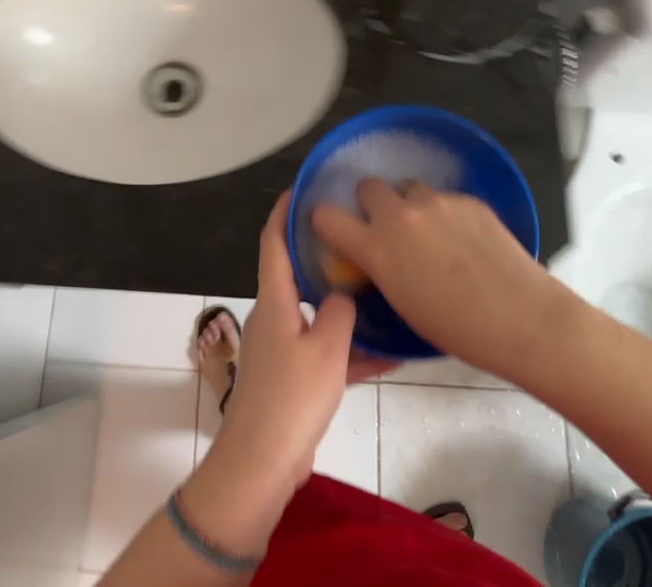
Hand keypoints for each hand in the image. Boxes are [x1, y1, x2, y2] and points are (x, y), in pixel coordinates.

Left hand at [208, 192, 359, 494]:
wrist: (263, 462)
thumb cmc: (292, 397)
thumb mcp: (327, 348)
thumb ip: (340, 312)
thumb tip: (343, 298)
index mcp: (273, 301)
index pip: (273, 242)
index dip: (284, 213)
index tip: (301, 189)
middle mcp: (272, 317)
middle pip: (296, 276)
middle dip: (324, 257)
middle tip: (359, 239)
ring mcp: (280, 349)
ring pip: (316, 316)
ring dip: (345, 308)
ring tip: (384, 293)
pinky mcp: (292, 379)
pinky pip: (324, 352)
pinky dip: (350, 351)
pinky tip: (389, 355)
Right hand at [312, 179, 566, 381]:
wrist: (521, 318)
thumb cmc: (457, 329)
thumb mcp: (400, 302)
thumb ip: (381, 269)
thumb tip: (378, 256)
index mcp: (376, 248)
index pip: (326, 215)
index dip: (326, 220)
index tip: (335, 230)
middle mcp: (401, 216)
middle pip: (368, 186)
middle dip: (372, 203)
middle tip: (388, 228)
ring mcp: (437, 203)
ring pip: (409, 188)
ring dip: (410, 205)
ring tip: (431, 233)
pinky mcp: (469, 199)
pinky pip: (444, 197)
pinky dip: (445, 214)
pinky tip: (465, 240)